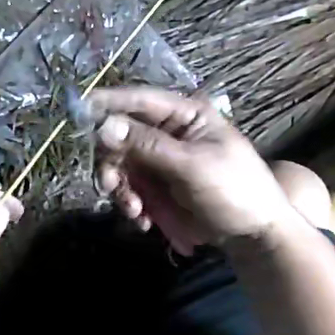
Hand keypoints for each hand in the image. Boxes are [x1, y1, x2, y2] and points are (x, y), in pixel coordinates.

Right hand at [89, 87, 297, 254]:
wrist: (256, 235)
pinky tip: (144, 221)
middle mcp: (170, 132)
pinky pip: (133, 189)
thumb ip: (148, 145)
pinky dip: (132, 205)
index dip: (109, 103)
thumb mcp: (192, 165)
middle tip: (112, 185)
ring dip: (122, 189)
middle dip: (114, 162)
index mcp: (186, 115)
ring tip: (135, 211)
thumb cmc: (235, 189)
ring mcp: (164, 160)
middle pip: (123, 135)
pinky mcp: (161, 187)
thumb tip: (105, 125)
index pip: (140, 100)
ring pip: (123, 165)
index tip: (79, 111)